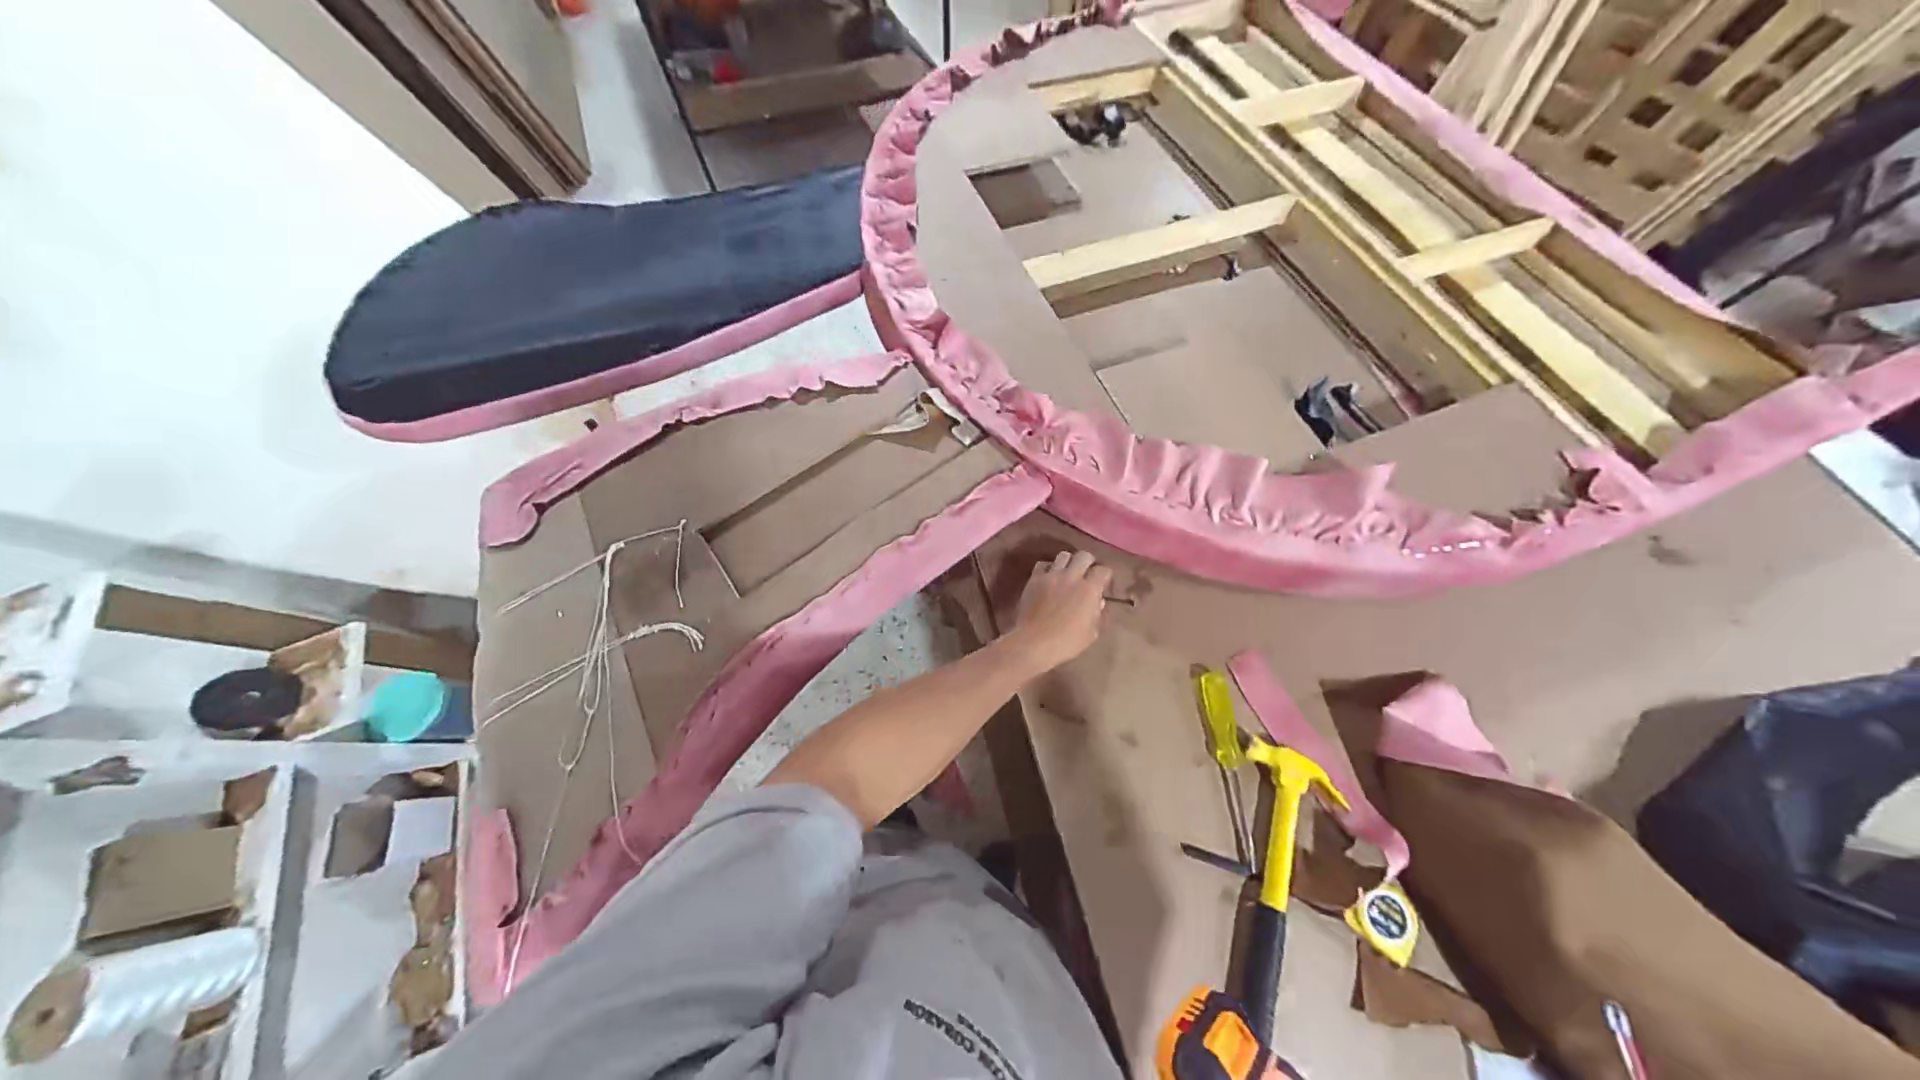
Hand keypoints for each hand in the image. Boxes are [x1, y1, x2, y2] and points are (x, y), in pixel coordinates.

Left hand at [1007, 550, 1111, 676]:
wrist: (1035, 642)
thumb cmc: (1067, 642)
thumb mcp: (1091, 633)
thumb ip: (1096, 614)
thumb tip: (1098, 602)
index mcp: (1089, 590)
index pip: (1103, 571)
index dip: (1105, 575)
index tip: (1103, 583)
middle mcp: (1072, 577)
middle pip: (1084, 556)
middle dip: (1088, 562)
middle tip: (1086, 573)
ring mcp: (1052, 576)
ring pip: (1063, 555)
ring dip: (1068, 562)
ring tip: (1067, 573)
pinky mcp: (1034, 579)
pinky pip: (1042, 564)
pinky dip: (1048, 568)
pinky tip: (1048, 577)